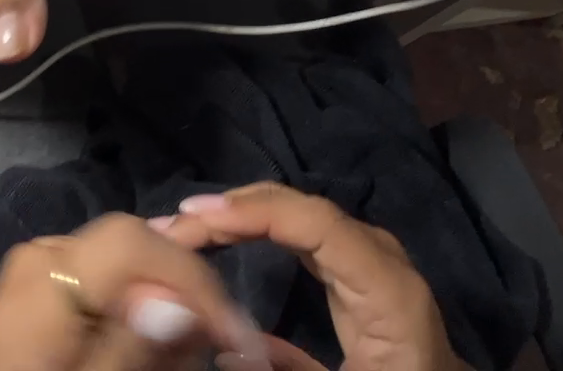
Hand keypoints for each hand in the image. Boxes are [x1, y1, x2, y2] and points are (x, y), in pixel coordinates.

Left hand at [0, 214, 272, 370]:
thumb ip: (130, 349)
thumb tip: (181, 303)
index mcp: (41, 280)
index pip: (129, 241)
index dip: (188, 274)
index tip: (233, 326)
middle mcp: (39, 254)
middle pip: (129, 241)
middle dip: (182, 283)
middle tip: (223, 335)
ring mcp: (36, 260)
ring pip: (123, 253)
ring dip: (164, 289)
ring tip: (192, 337)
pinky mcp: (40, 276)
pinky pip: (103, 268)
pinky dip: (135, 294)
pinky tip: (153, 327)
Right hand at [156, 184, 461, 370]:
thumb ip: (289, 370)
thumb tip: (220, 349)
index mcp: (388, 289)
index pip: (316, 223)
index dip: (254, 211)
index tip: (197, 217)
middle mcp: (379, 256)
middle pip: (300, 209)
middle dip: (234, 208)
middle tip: (174, 224)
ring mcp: (366, 254)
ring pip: (295, 213)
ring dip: (239, 214)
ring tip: (186, 226)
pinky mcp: (352, 263)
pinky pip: (298, 230)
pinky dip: (255, 226)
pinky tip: (220, 232)